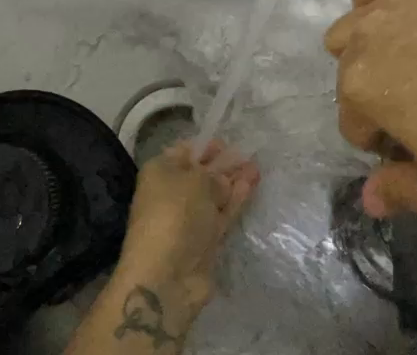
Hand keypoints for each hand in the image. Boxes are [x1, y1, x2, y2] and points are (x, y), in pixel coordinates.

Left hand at [115, 140, 259, 306]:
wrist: (167, 275)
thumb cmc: (174, 213)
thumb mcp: (195, 183)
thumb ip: (214, 177)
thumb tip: (223, 182)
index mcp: (160, 172)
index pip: (183, 152)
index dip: (205, 146)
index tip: (227, 142)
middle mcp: (172, 192)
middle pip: (200, 173)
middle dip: (223, 163)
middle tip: (249, 153)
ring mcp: (189, 218)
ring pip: (214, 194)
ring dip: (233, 181)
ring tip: (256, 167)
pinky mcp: (205, 240)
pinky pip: (222, 213)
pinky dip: (235, 200)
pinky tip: (251, 185)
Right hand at [324, 0, 416, 232]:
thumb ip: (403, 196)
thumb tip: (371, 197)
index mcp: (361, 90)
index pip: (353, 126)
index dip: (388, 148)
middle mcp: (362, 40)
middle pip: (349, 77)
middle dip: (377, 99)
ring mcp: (390, 4)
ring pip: (349, 30)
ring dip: (366, 53)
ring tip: (416, 70)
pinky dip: (373, 3)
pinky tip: (407, 23)